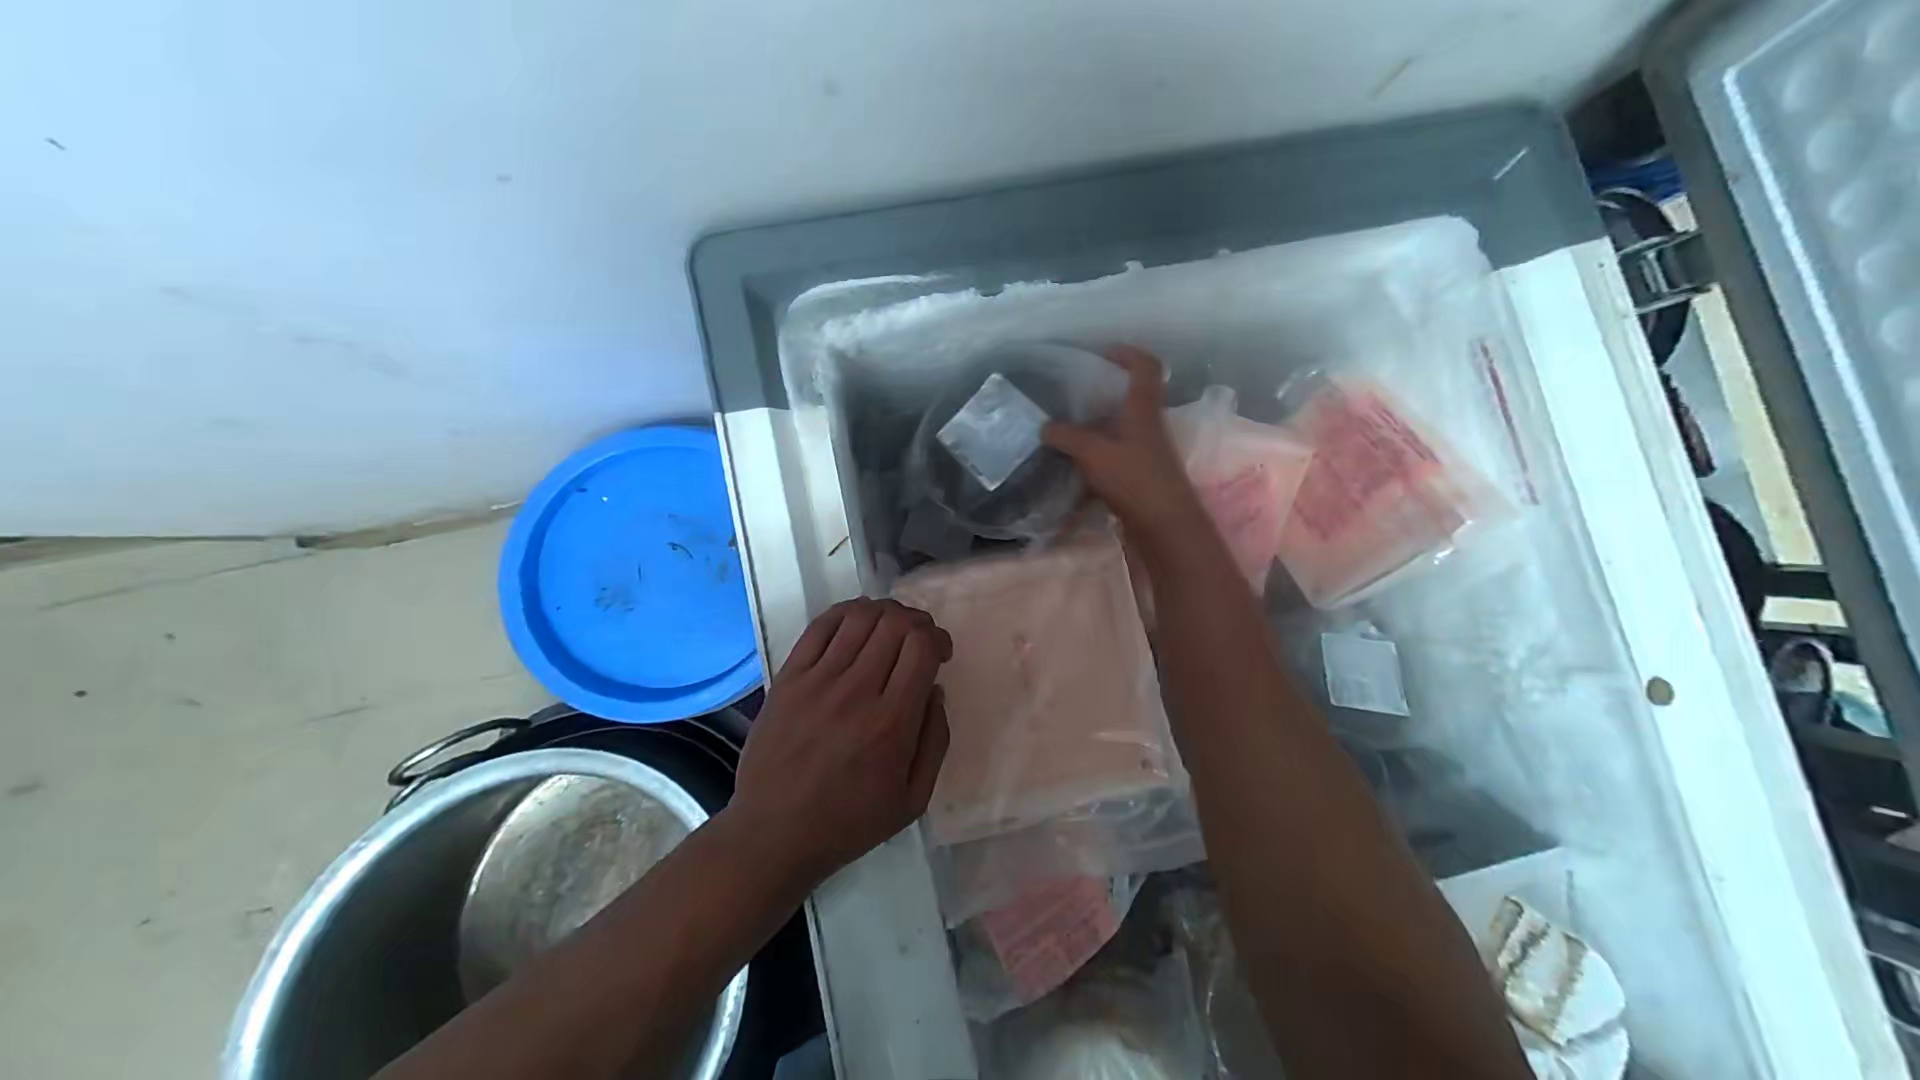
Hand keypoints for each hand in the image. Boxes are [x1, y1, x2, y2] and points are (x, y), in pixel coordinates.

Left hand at [726, 598, 952, 885]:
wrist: (774, 833)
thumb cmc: (850, 822)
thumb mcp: (913, 799)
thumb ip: (936, 740)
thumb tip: (935, 689)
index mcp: (892, 723)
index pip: (921, 646)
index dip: (938, 637)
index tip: (940, 652)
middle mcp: (856, 692)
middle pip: (894, 624)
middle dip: (916, 621)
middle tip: (918, 639)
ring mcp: (817, 681)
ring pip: (858, 616)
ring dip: (884, 612)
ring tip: (889, 628)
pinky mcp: (788, 678)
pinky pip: (820, 627)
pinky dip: (846, 613)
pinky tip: (856, 622)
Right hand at [1043, 345, 1203, 538]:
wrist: (1165, 528)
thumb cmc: (1134, 480)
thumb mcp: (1094, 453)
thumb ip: (1067, 436)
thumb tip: (1045, 427)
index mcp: (1143, 410)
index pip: (1146, 368)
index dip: (1128, 354)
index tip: (1102, 353)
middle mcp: (1148, 428)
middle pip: (1130, 400)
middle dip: (1102, 395)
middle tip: (1072, 397)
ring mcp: (1145, 454)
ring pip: (1119, 431)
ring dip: (1095, 430)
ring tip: (1064, 433)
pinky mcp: (1139, 478)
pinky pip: (1113, 459)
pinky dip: (1093, 461)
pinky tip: (1072, 470)